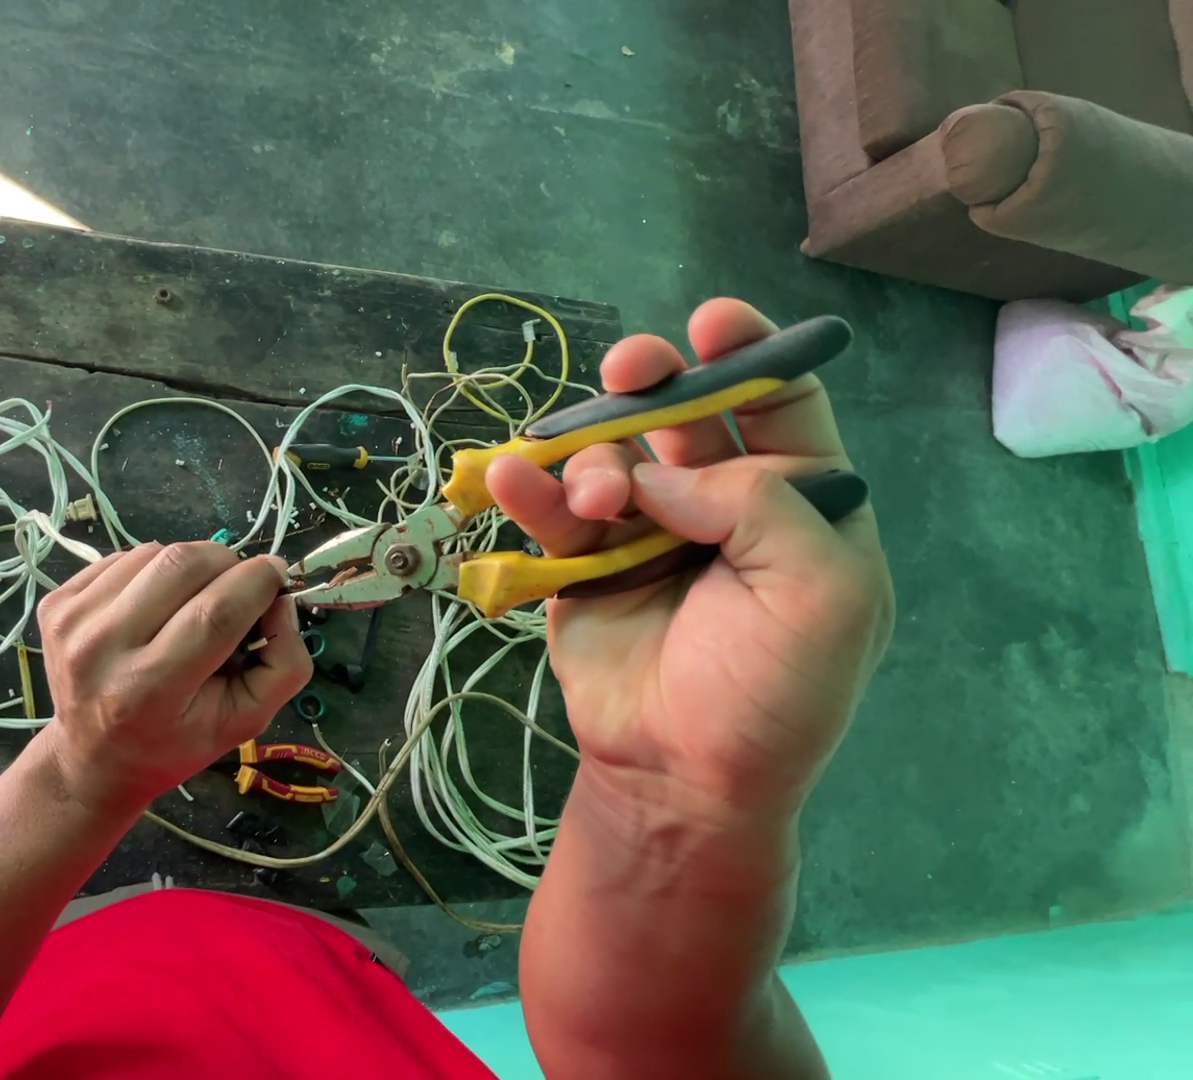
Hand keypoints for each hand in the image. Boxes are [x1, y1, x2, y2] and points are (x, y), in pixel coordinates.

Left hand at [33, 541, 313, 814]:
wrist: (93, 757)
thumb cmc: (176, 741)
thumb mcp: (246, 721)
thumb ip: (284, 664)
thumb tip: (281, 598)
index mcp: (150, 690)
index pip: (216, 612)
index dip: (258, 582)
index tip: (278, 574)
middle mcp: (102, 649)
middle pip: (183, 565)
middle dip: (228, 562)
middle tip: (239, 584)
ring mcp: (73, 621)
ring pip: (155, 552)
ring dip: (191, 564)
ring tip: (192, 601)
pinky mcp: (56, 603)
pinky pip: (124, 557)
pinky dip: (154, 569)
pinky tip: (154, 604)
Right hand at [487, 298, 893, 826]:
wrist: (677, 770)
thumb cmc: (771, 690)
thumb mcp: (818, 597)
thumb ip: (758, 505)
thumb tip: (652, 472)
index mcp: (793, 507)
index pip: (777, 410)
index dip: (749, 358)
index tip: (711, 321)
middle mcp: (712, 508)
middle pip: (678, 420)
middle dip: (653, 385)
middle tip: (630, 369)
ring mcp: (639, 533)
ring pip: (606, 459)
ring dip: (591, 461)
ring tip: (590, 500)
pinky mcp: (576, 562)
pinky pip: (550, 511)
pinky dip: (528, 489)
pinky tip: (508, 474)